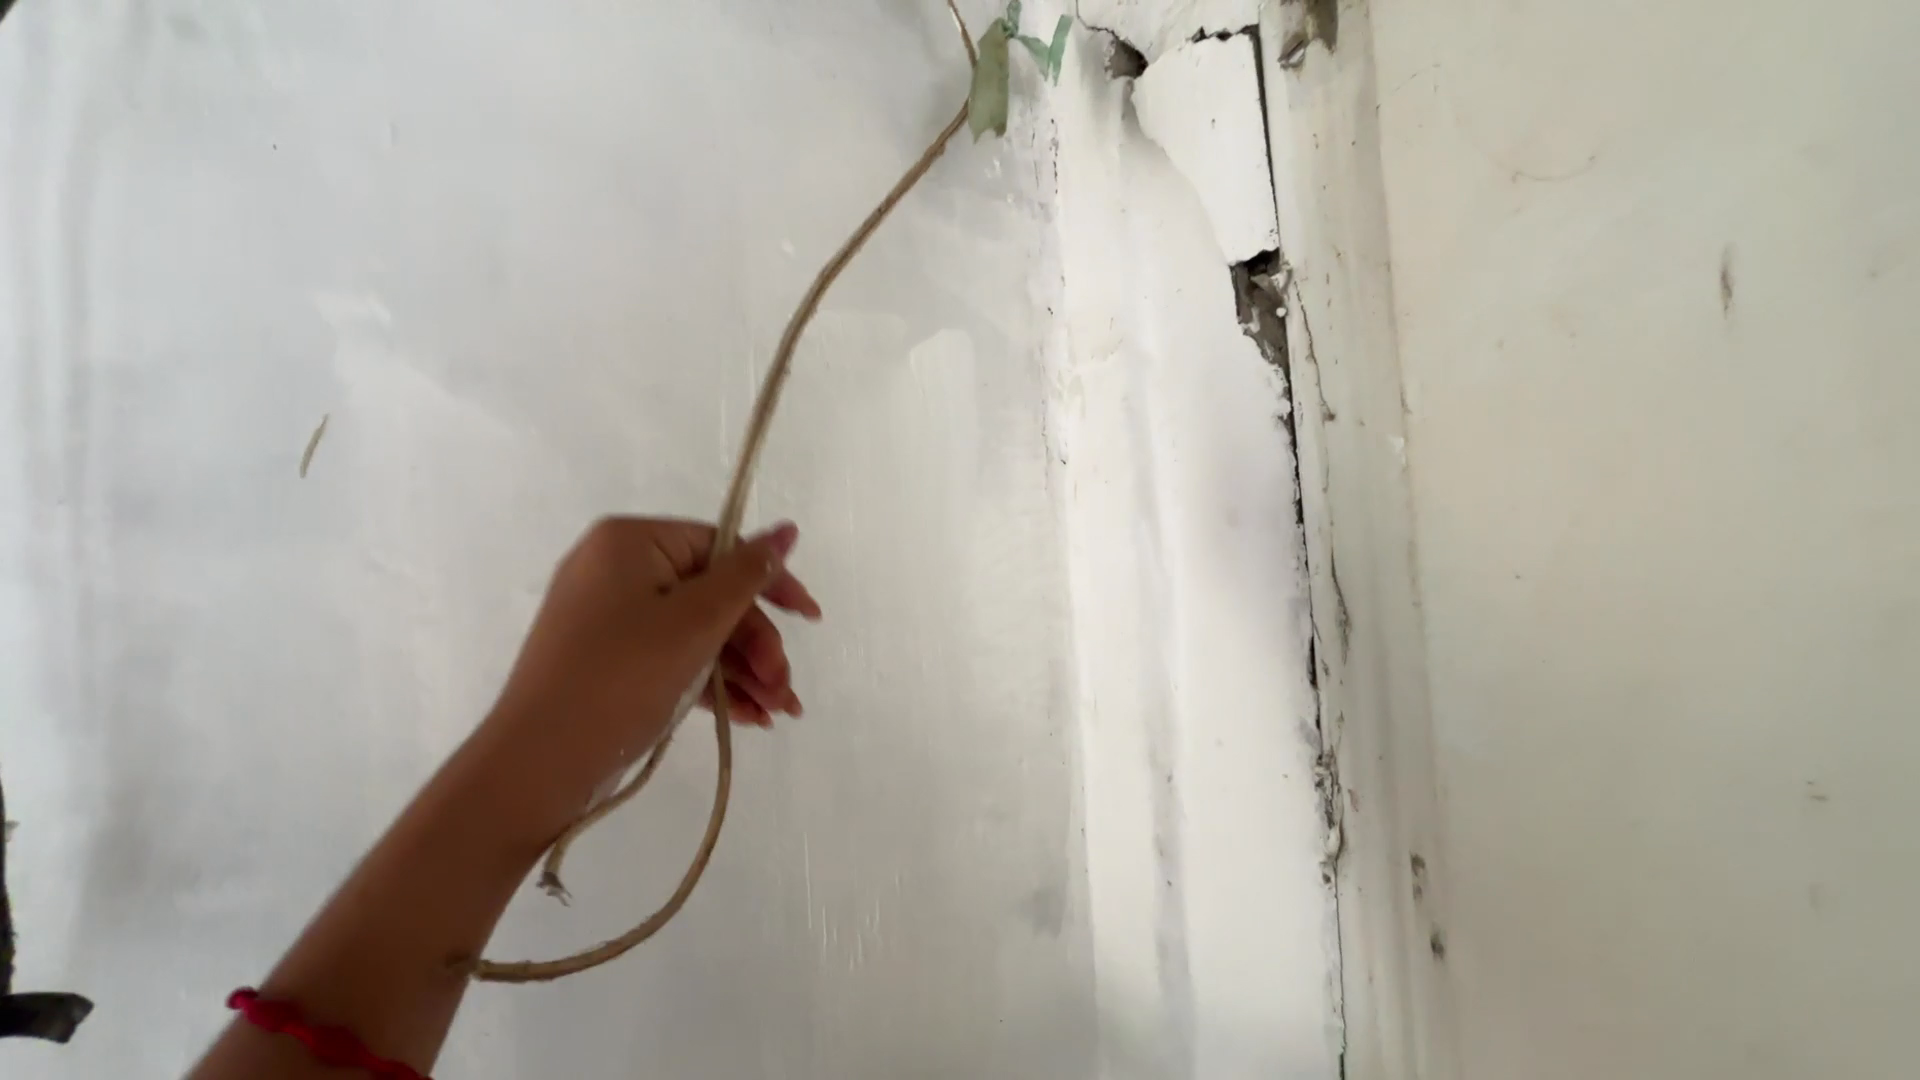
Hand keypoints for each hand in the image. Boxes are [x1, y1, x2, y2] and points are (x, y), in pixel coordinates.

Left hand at [475, 517, 819, 841]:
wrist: (536, 766)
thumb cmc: (621, 677)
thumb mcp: (696, 622)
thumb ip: (748, 574)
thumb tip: (787, 528)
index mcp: (632, 543)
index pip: (722, 548)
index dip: (772, 584)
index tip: (811, 620)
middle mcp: (618, 570)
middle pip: (713, 596)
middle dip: (757, 645)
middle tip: (785, 688)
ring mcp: (609, 618)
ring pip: (697, 632)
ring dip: (743, 671)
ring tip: (778, 712)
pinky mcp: (608, 661)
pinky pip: (672, 657)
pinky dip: (711, 683)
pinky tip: (749, 718)